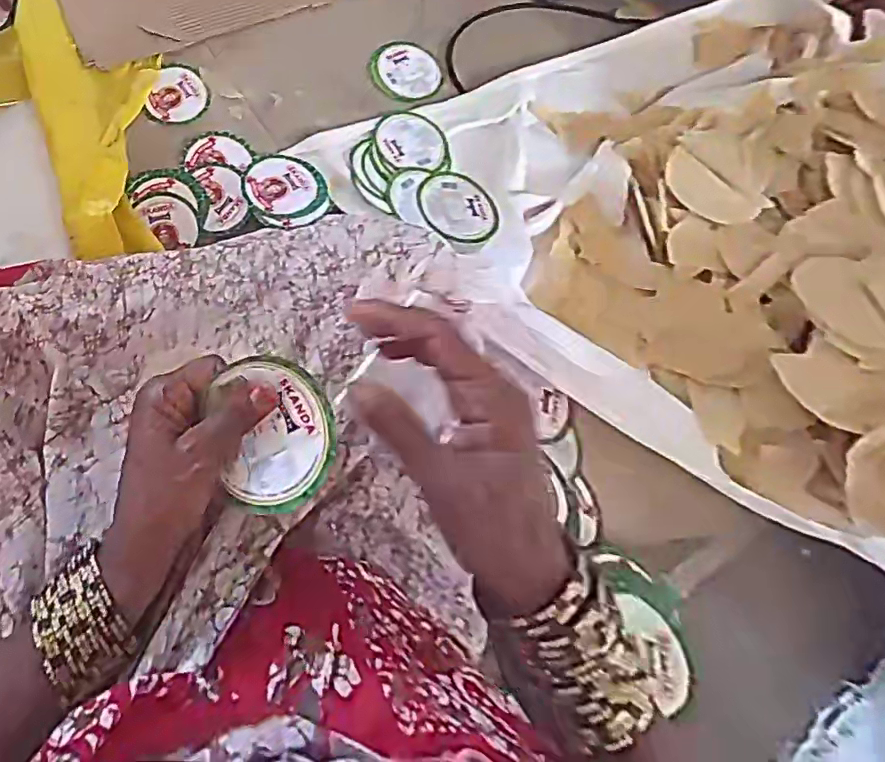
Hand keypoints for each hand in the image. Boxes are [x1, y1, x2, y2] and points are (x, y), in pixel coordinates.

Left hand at [99, 357, 277, 622]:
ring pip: (222, 413)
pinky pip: (219, 434)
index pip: (212, 370)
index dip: (240, 385)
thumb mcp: (203, 453)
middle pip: (218, 389)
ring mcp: (177, 428)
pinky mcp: (188, 450)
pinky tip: (255, 457)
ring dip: (244, 427)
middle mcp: (168, 403)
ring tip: (271, 441)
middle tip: (275, 425)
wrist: (146, 550)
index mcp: (162, 394)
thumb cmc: (166, 498)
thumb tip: (267, 387)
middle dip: (245, 406)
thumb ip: (235, 416)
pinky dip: (236, 443)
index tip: (266, 407)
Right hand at [346, 301, 571, 616]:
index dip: (396, 318)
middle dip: (400, 321)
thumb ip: (399, 429)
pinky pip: (448, 375)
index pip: (440, 337)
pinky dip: (419, 362)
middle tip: (356, 318)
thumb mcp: (439, 478)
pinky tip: (396, 365)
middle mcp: (496, 388)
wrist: (529, 572)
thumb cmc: (489, 527)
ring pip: (447, 353)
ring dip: (408, 338)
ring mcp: (492, 401)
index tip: (355, 312)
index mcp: (492, 394)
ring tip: (369, 335)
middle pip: (445, 337)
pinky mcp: (484, 417)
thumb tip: (357, 387)